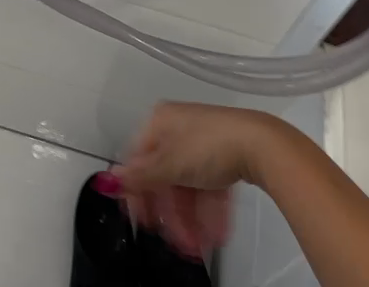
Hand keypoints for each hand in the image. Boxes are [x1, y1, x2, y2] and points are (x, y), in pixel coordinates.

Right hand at [111, 102, 284, 258]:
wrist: (261, 144)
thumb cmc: (209, 148)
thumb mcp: (170, 165)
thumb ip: (139, 177)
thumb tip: (107, 181)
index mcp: (160, 122)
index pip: (138, 160)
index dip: (138, 193)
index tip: (142, 221)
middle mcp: (178, 127)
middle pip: (164, 176)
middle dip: (171, 213)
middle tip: (177, 242)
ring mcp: (202, 140)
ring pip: (187, 185)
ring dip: (190, 218)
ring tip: (198, 246)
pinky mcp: (223, 153)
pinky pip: (206, 184)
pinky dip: (207, 209)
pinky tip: (213, 234)